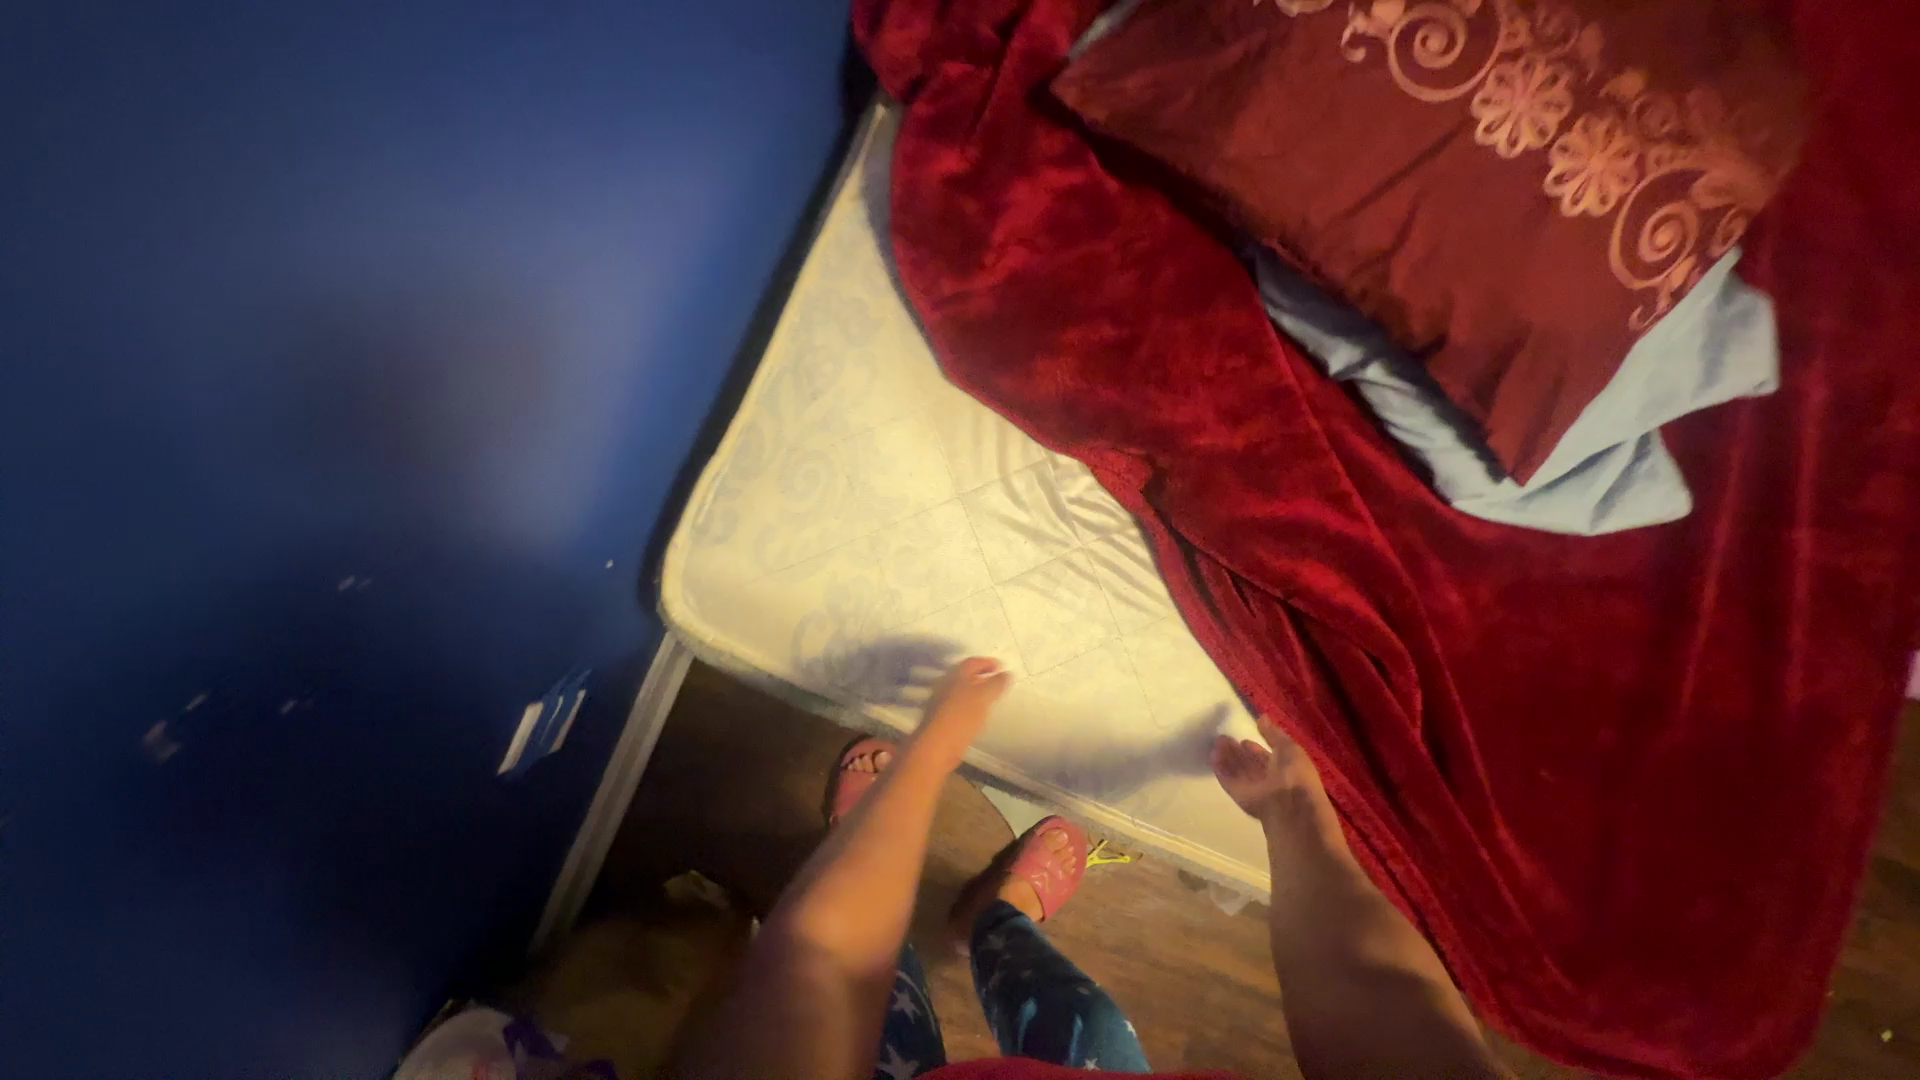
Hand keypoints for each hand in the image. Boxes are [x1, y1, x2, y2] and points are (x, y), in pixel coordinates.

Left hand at [912, 656, 1010, 766]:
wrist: (937, 745)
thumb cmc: (962, 716)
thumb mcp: (984, 697)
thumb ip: (996, 684)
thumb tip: (1007, 674)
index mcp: (956, 675)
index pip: (972, 662)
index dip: (988, 662)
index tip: (1001, 667)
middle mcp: (946, 684)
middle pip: (965, 675)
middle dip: (981, 676)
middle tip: (996, 681)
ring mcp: (941, 701)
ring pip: (961, 690)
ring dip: (975, 691)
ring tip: (990, 698)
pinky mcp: (940, 717)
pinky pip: (958, 704)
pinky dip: (969, 704)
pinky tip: (977, 714)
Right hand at [1211, 717, 1326, 822]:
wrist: (1289, 805)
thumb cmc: (1295, 774)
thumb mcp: (1289, 748)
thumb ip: (1273, 734)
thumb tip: (1262, 717)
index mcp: (1283, 768)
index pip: (1265, 757)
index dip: (1255, 748)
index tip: (1244, 739)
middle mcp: (1267, 779)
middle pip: (1248, 763)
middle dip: (1236, 751)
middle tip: (1222, 737)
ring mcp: (1253, 788)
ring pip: (1237, 770)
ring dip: (1227, 757)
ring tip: (1215, 742)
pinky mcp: (1239, 795)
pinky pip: (1228, 780)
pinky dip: (1220, 769)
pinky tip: (1212, 756)